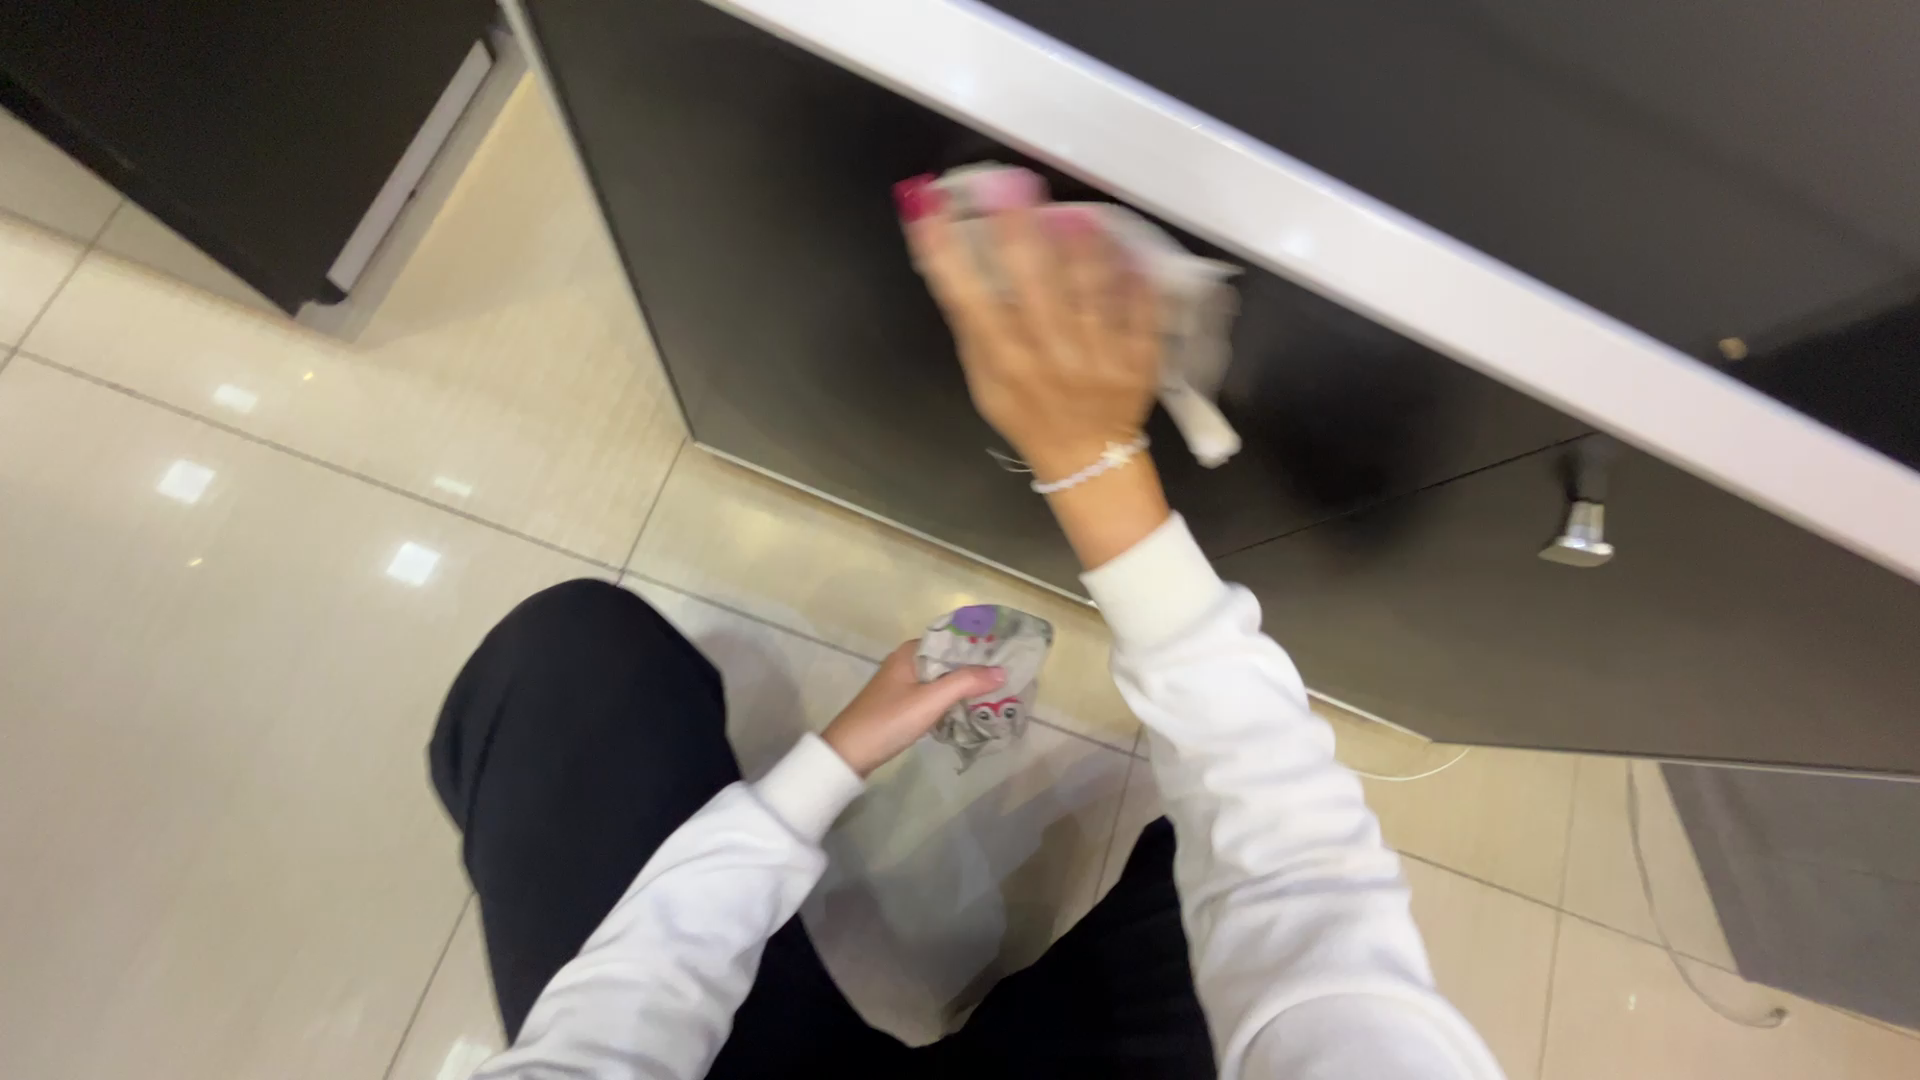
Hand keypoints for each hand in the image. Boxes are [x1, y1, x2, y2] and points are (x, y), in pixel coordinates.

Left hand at [821, 642, 1004, 776]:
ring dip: (965, 684)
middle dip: (976, 667)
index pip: (953, 638)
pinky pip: (934, 693)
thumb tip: (1001, 671)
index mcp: (911, 651)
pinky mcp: (902, 703)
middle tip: (1008, 675)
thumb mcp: (930, 700)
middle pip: (949, 658)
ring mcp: (903, 683)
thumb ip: (965, 682)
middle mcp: (908, 661)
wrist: (849, 753)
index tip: (1008, 652)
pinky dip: (952, 698)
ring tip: (997, 691)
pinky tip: (970, 708)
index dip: (980, 644)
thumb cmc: (889, 720)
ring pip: (943, 677)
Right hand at [897, 169, 1172, 569]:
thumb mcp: (987, 386)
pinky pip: (1139, 309)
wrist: (1087, 459)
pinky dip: (1133, 275)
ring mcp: (1098, 357)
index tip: (927, 203)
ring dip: (1081, 245)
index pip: (967, 299)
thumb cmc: (1029, 418)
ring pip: (1091, 290)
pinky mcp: (1138, 358)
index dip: (944, 249)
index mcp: (1006, 363)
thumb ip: (976, 332)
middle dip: (1017, 230)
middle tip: (1011, 183)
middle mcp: (1050, 357)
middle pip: (1033, 284)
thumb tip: (956, 268)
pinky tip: (1124, 244)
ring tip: (1073, 211)